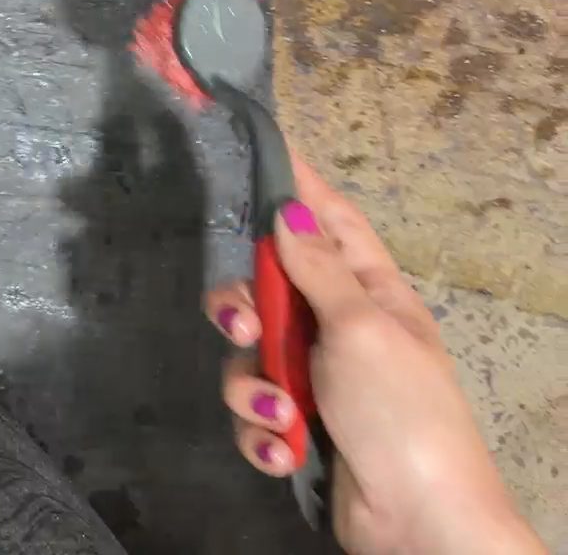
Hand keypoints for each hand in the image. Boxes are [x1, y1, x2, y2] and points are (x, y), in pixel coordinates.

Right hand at [203, 151, 542, 554]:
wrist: (418, 527)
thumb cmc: (403, 414)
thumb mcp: (363, 332)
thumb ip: (317, 271)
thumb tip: (290, 210)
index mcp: (371, 297)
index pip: (329, 221)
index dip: (297, 182)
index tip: (261, 142)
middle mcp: (336, 325)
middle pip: (261, 284)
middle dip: (240, 308)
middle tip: (241, 325)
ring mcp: (312, 371)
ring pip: (243, 347)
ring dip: (250, 382)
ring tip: (278, 414)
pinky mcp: (292, 414)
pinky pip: (248, 399)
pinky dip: (258, 425)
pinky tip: (283, 446)